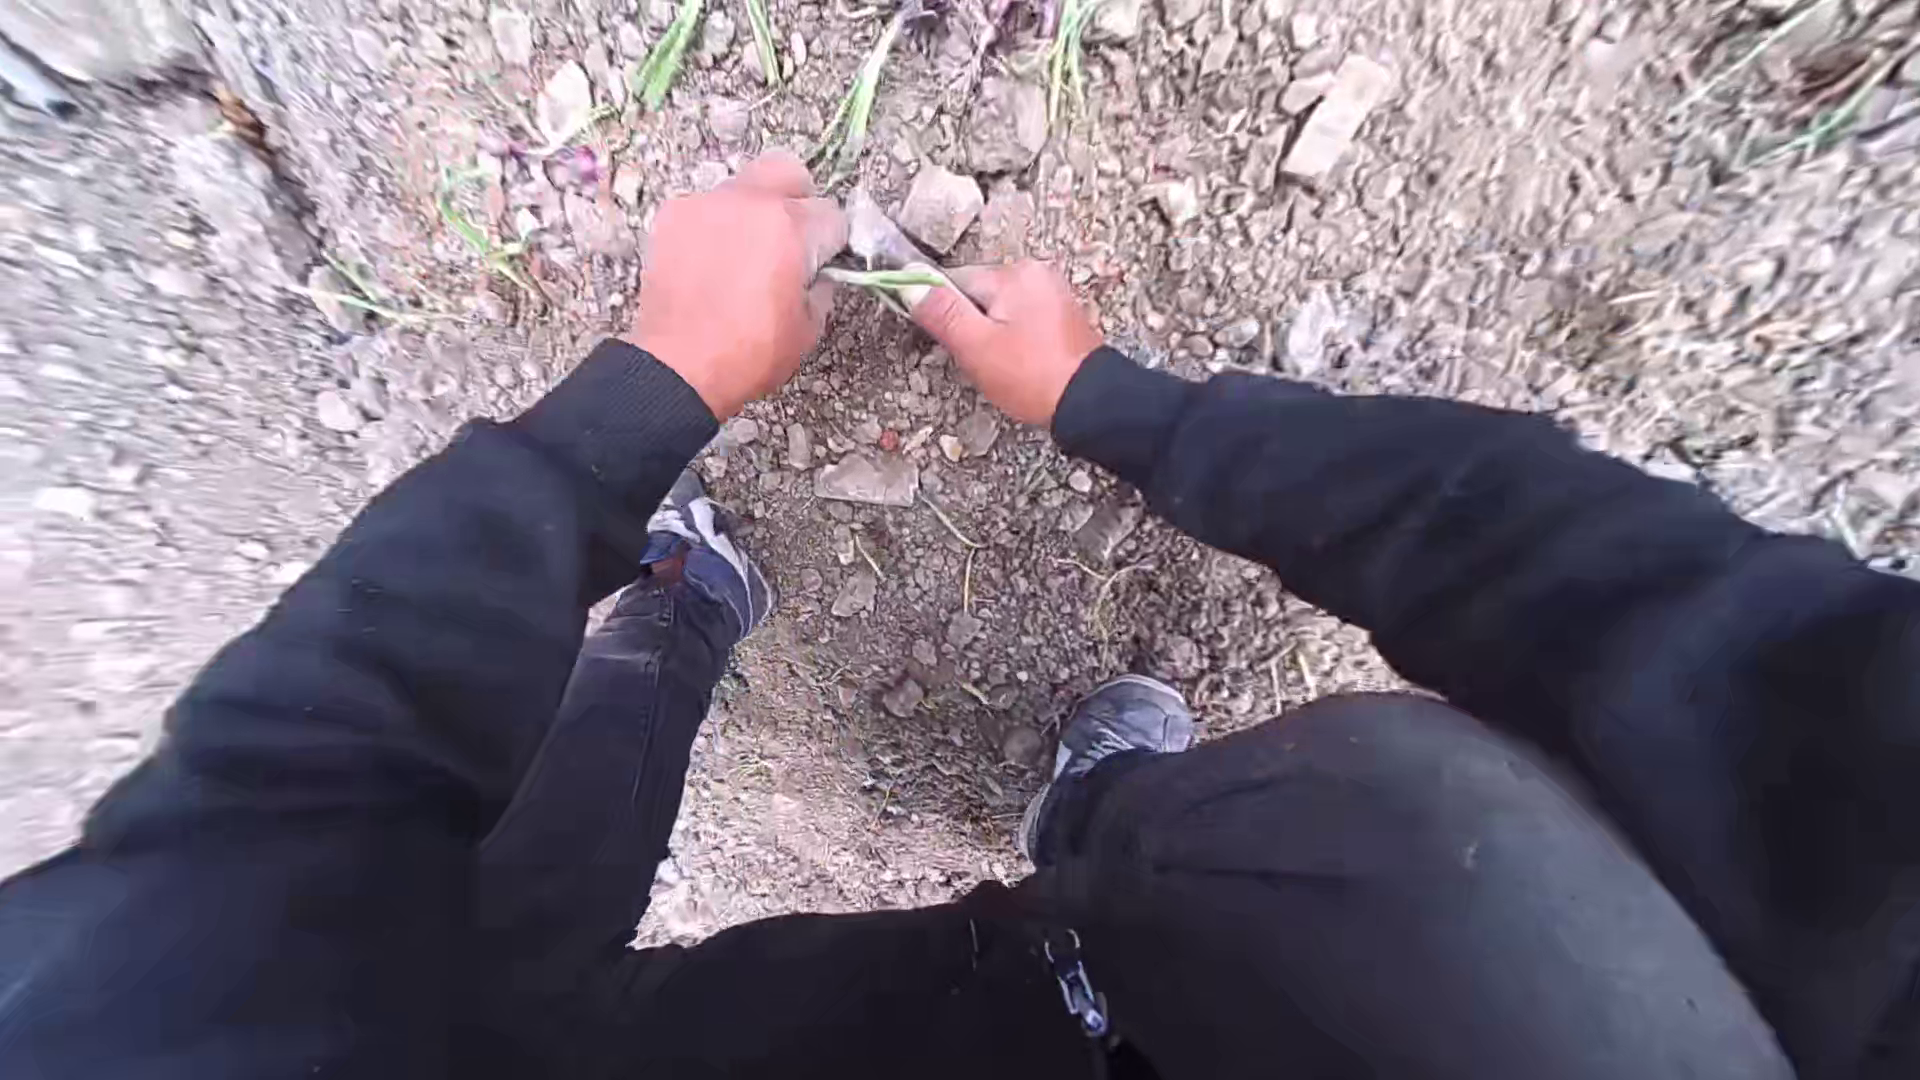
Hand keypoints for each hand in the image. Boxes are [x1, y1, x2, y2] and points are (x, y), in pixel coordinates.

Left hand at [625, 152, 847, 418]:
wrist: (682, 366)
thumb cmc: (753, 352)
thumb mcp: (808, 329)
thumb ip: (821, 288)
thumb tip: (819, 274)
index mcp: (790, 227)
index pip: (833, 214)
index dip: (836, 244)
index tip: (828, 265)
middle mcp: (748, 200)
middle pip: (789, 172)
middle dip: (801, 202)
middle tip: (796, 243)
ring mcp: (706, 203)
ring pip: (746, 188)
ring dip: (758, 214)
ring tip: (750, 258)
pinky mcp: (674, 216)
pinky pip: (710, 207)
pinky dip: (722, 227)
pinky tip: (717, 265)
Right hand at [905, 260, 1102, 426]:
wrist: (1088, 403)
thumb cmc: (1032, 377)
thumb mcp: (976, 347)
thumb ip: (942, 314)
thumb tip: (910, 287)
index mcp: (1015, 273)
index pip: (956, 283)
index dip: (947, 317)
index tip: (955, 345)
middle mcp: (1037, 274)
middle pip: (980, 298)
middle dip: (973, 330)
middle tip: (986, 362)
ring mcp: (1053, 295)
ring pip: (1001, 313)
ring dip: (993, 339)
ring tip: (1006, 368)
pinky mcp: (1061, 318)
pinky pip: (1022, 323)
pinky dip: (1015, 343)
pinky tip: (1021, 366)